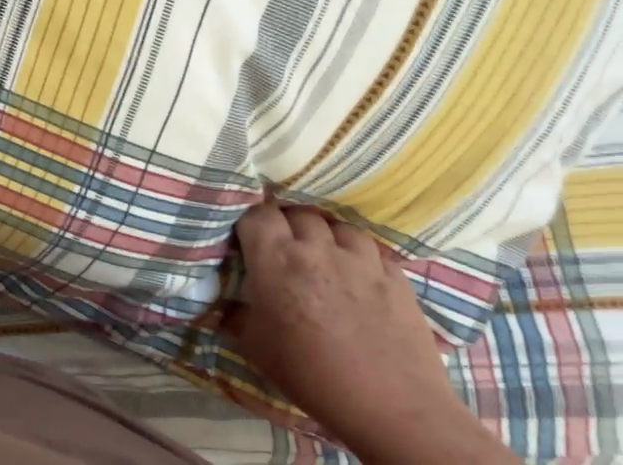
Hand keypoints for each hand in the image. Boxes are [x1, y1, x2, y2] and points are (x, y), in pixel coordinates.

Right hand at [226, 203, 513, 464]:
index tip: (248, 238)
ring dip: (328, 235)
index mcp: (277, 259)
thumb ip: (237, 310)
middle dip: (288, 224)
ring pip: (340, 226)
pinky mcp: (398, 280)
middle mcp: (319, 251)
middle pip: (299, 214)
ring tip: (324, 254)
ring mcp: (363, 263)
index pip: (258, 213)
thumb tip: (224, 301)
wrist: (392, 409)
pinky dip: (361, 255)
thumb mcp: (254, 343)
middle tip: (284, 247)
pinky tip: (358, 274)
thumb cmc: (311, 374)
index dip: (251, 221)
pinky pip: (375, 251)